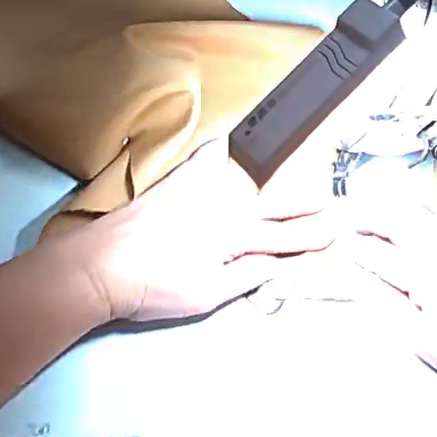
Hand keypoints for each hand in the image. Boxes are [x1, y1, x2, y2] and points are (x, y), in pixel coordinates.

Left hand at [71, 141, 336, 322]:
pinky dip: (220, 149)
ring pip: (246, 176)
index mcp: (234, 236)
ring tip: (295, 165)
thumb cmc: (153, 285)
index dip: (311, 236)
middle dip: (303, 204)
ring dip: (275, 174)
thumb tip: (277, 264)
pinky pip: (205, 157)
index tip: (335, 230)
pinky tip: (226, 141)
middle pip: (273, 203)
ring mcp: (199, 189)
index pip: (283, 237)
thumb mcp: (205, 295)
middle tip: (328, 201)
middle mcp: (223, 205)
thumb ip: (245, 276)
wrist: (101, 262)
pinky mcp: (176, 181)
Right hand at [342, 204, 436, 411]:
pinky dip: (420, 211)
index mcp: (429, 275)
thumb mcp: (418, 339)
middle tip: (352, 221)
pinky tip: (413, 216)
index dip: (358, 246)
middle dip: (372, 217)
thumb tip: (362, 282)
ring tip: (375, 216)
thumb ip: (386, 305)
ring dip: (395, 209)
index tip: (342, 242)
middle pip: (402, 219)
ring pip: (423, 212)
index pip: (382, 253)